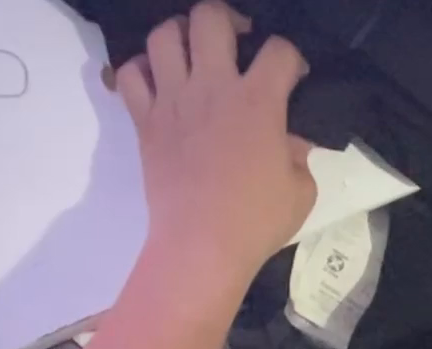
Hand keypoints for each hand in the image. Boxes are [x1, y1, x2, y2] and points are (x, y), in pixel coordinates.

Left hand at [115, 1, 316, 288]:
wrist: (203, 243)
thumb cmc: (258, 221)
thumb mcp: (301, 192)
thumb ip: (299, 158)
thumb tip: (290, 143)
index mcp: (258, 103)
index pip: (279, 53)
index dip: (292, 58)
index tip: (294, 76)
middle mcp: (212, 86)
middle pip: (211, 19)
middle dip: (229, 21)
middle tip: (239, 40)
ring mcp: (172, 99)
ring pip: (165, 35)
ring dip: (181, 35)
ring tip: (193, 52)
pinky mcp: (145, 119)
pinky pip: (130, 73)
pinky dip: (141, 68)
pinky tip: (158, 81)